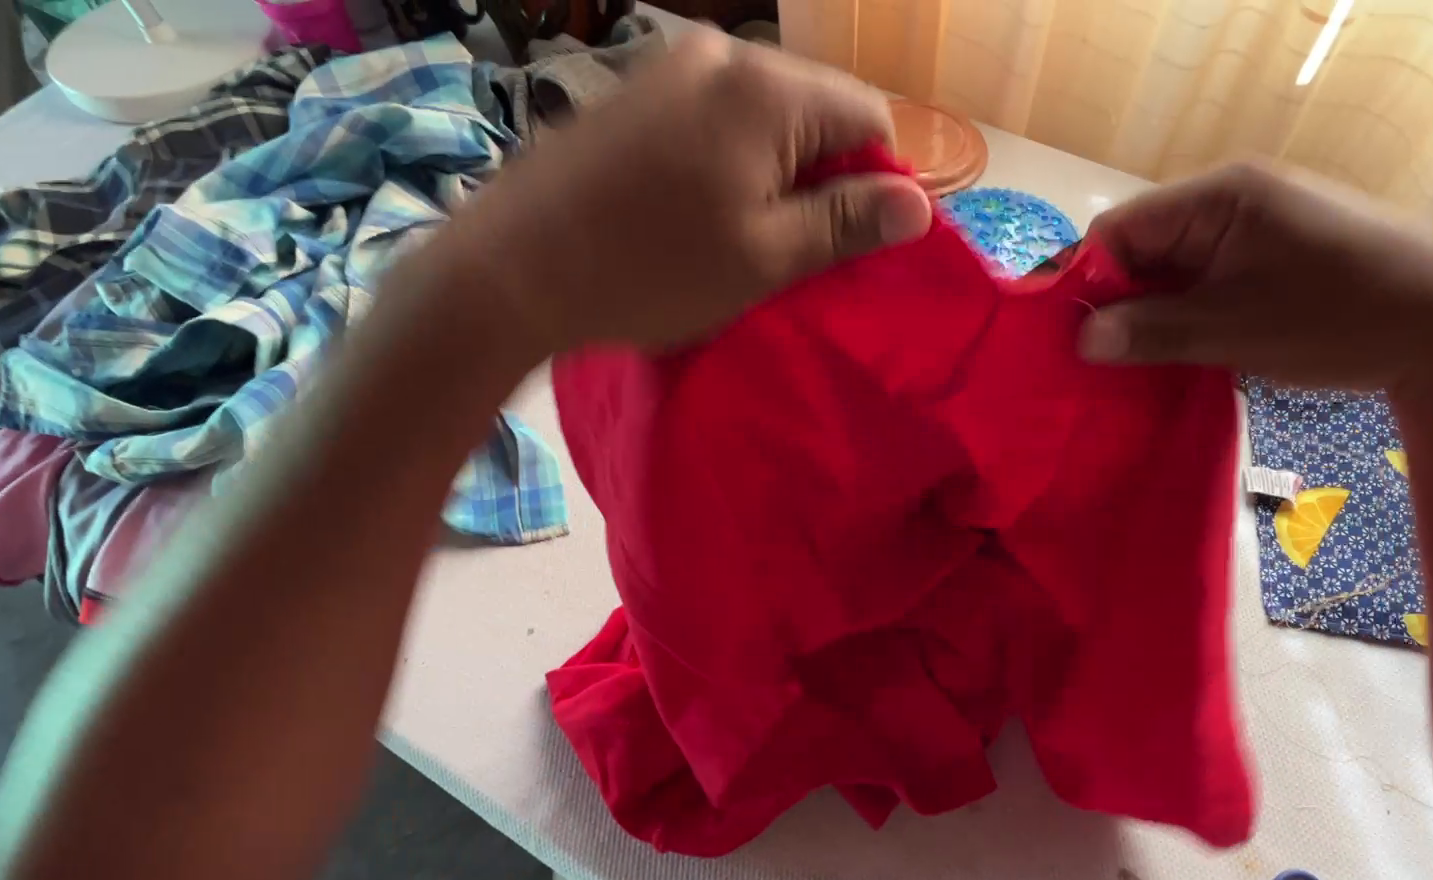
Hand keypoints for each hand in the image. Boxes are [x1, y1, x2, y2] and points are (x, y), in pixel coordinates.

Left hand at [451, 33, 931, 351]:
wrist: (513, 268)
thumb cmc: (651, 271)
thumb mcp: (765, 258)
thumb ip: (846, 224)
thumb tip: (919, 205)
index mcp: (768, 88)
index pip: (869, 120)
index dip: (876, 185)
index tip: (847, 245)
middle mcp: (722, 54)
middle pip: (815, 113)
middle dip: (820, 180)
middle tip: (791, 252)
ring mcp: (669, 66)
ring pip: (763, 119)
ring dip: (772, 176)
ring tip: (740, 239)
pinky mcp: (634, 91)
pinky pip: (713, 121)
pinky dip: (726, 164)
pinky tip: (696, 213)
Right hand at [1077, 162, 1432, 396]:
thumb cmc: (1339, 319)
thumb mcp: (1234, 329)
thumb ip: (1152, 330)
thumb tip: (1082, 338)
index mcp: (1221, 198)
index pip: (1121, 228)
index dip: (1087, 279)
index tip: (1069, 336)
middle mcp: (1232, 202)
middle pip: (1142, 247)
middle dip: (1115, 302)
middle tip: (1094, 361)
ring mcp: (1253, 230)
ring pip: (1171, 271)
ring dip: (1148, 315)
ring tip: (1129, 365)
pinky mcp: (1269, 260)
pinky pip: (1202, 283)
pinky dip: (1182, 318)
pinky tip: (1174, 354)